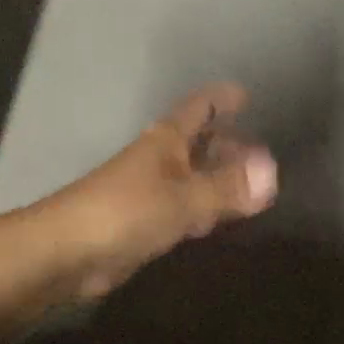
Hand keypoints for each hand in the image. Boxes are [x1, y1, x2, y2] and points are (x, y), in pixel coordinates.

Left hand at [39, 83, 277, 298]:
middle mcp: (160, 157)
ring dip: (217, 175)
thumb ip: (227, 187)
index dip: (221, 99)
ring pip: (192, 174)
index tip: (247, 94)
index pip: (199, 108)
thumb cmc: (126, 210)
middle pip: (198, 141)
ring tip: (251, 183)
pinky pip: (184, 205)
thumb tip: (273, 167)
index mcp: (166, 139)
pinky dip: (204, 206)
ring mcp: (150, 188)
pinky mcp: (145, 221)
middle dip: (226, 141)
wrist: (70, 250)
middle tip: (262, 147)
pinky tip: (218, 218)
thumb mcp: (184, 198)